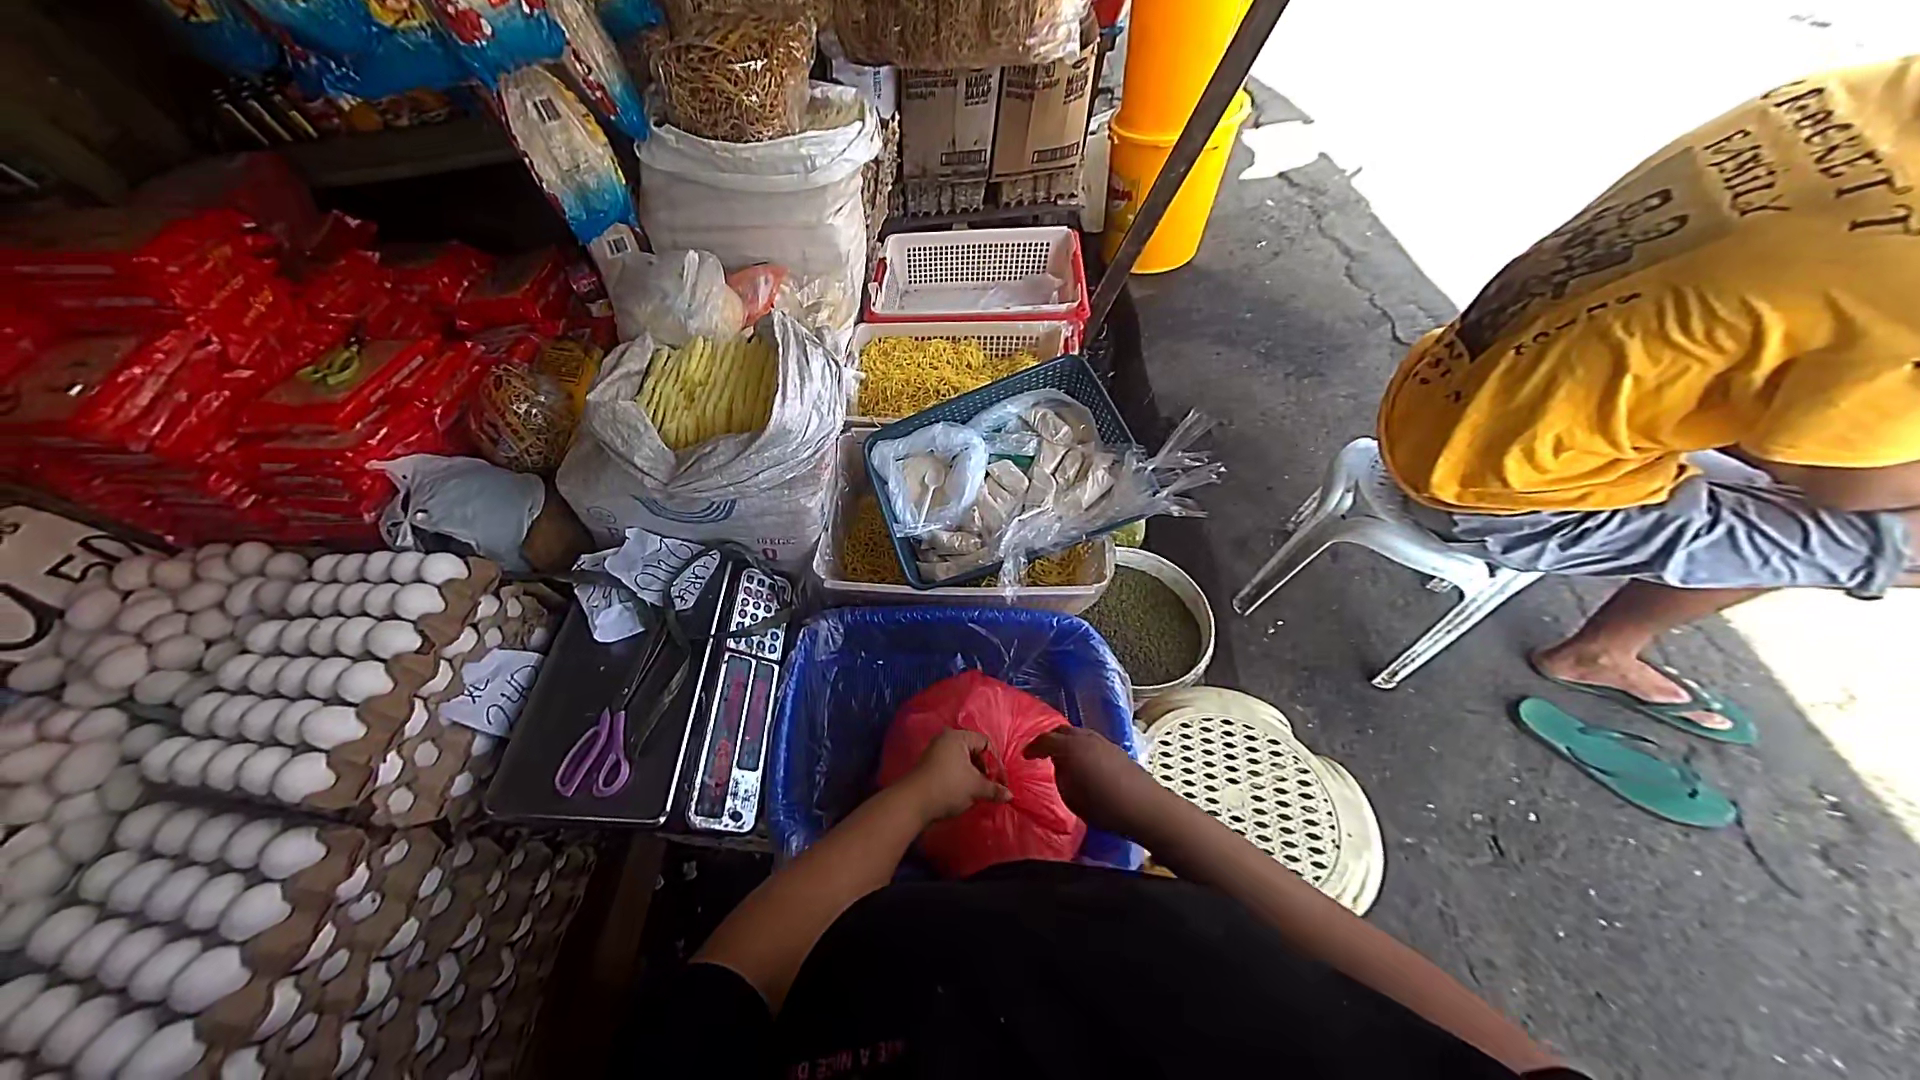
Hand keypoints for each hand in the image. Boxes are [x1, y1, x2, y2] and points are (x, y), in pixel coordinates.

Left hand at [897, 729, 1011, 822]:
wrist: (913, 803)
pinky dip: (961, 777)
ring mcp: (936, 752)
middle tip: (990, 786)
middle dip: (985, 769)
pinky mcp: (930, 766)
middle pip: (974, 751)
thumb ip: (994, 789)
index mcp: (957, 737)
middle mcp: (945, 739)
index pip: (985, 743)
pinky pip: (952, 767)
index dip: (995, 762)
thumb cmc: (948, 787)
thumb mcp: (975, 788)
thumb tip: (1010, 795)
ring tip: (979, 792)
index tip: (1000, 781)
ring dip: (973, 775)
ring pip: (963, 760)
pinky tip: (965, 792)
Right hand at [1025, 725, 1176, 837]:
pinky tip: (1084, 762)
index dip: (1033, 747)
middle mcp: (1086, 738)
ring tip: (1062, 756)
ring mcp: (1104, 742)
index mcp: (1071, 748)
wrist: (1144, 807)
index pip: (1045, 740)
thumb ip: (1061, 776)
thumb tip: (1060, 766)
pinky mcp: (1117, 750)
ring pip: (1079, 734)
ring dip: (1068, 742)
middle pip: (1062, 730)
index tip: (1026, 755)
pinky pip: (1092, 742)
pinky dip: (1082, 747)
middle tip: (1042, 752)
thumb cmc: (1104, 806)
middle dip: (1050, 739)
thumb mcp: (1071, 797)